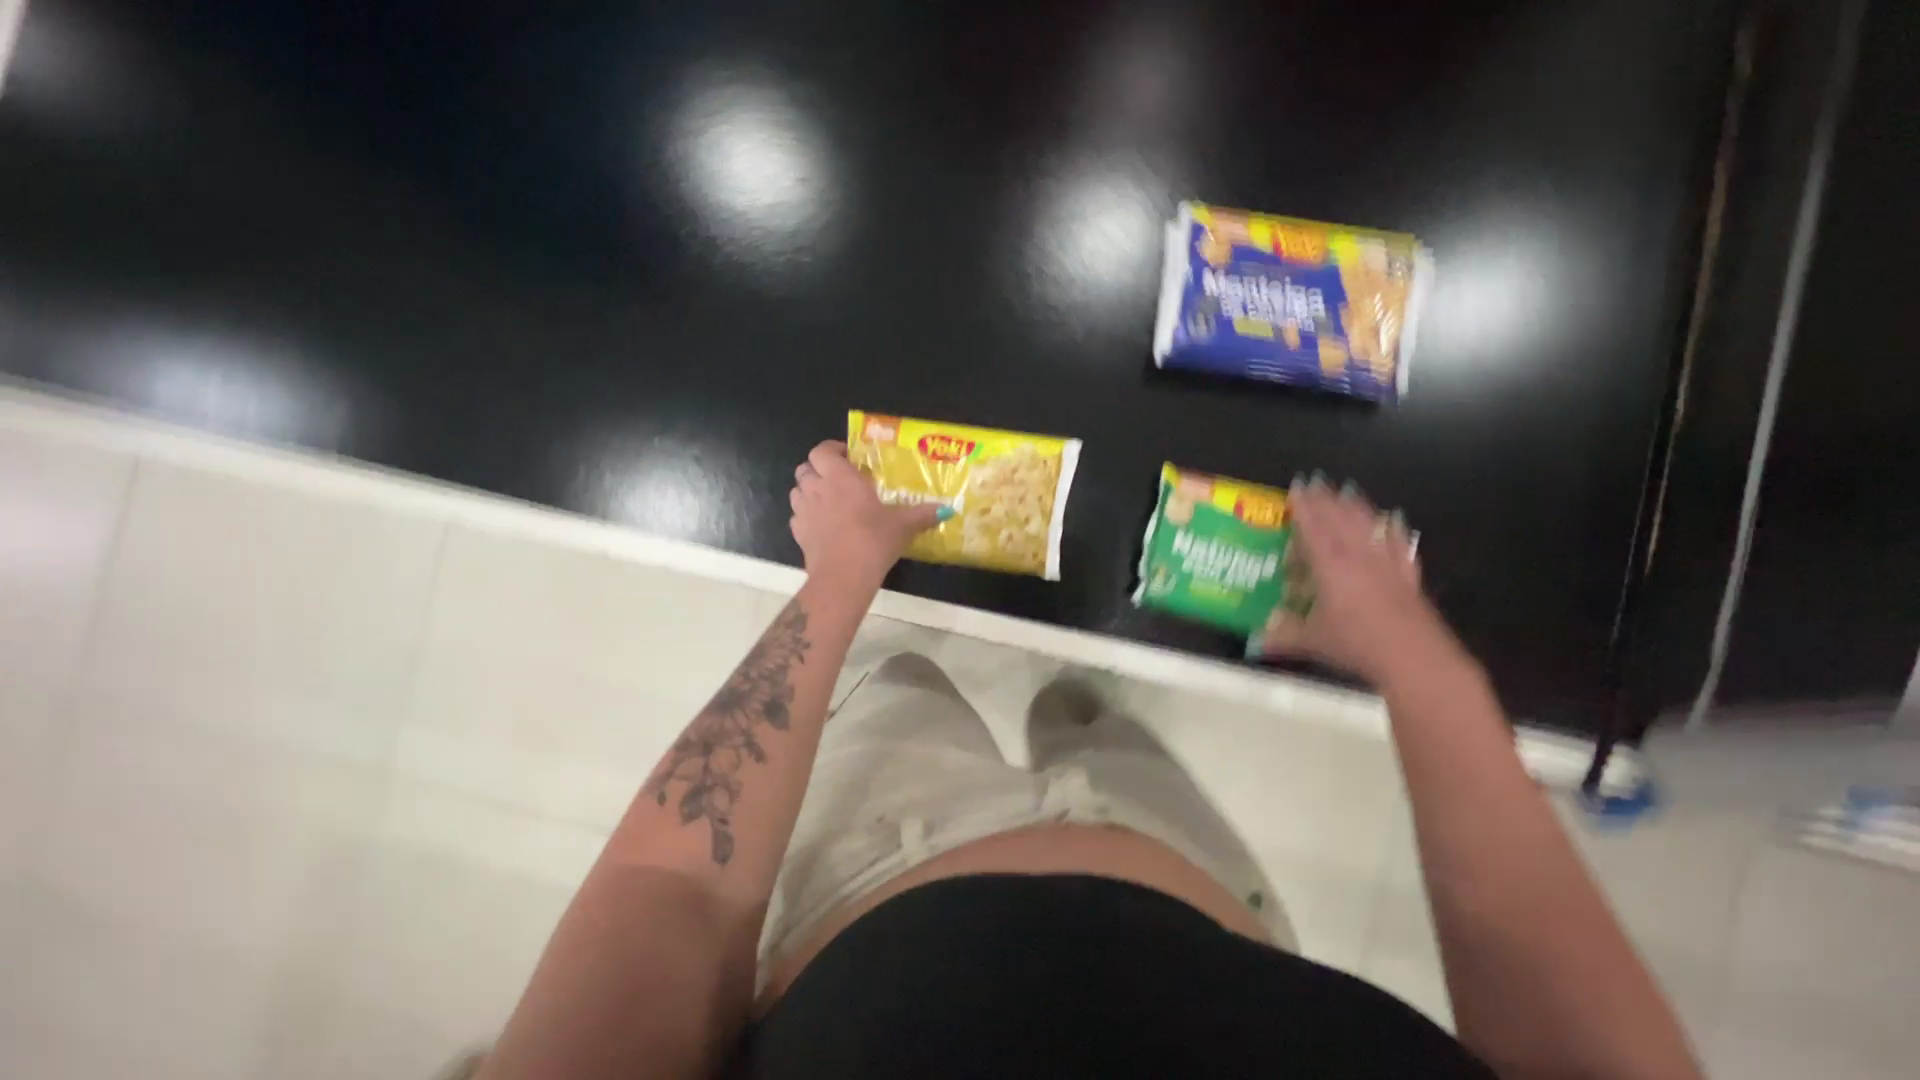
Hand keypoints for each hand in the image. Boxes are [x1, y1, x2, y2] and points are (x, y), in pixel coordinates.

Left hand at [789, 440, 942, 589]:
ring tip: (828, 500)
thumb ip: (923, 514)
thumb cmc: (873, 540)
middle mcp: (817, 488)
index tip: (847, 457)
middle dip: (818, 469)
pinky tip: (822, 526)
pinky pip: (797, 516)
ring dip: (809, 490)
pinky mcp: (798, 533)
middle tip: (838, 479)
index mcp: (840, 477)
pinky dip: (807, 516)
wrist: (843, 576)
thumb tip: (947, 509)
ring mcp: (803, 511)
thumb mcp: (903, 525)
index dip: (831, 450)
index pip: (822, 450)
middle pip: (805, 468)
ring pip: (797, 490)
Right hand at [1259, 479, 1469, 686]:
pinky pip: (1398, 543)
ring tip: (1348, 490)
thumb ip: (1283, 637)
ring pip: (1370, 525)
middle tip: (1317, 481)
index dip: (1305, 506)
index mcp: (1331, 567)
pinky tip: (1394, 519)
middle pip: (1341, 519)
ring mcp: (1387, 564)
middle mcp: (1359, 557)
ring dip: (1357, 506)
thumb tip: (1254, 642)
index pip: (1314, 528)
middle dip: (1328, 499)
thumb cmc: (1357, 645)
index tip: (1298, 486)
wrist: (1414, 658)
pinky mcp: (1408, 576)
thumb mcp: (1313, 643)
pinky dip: (1393, 528)